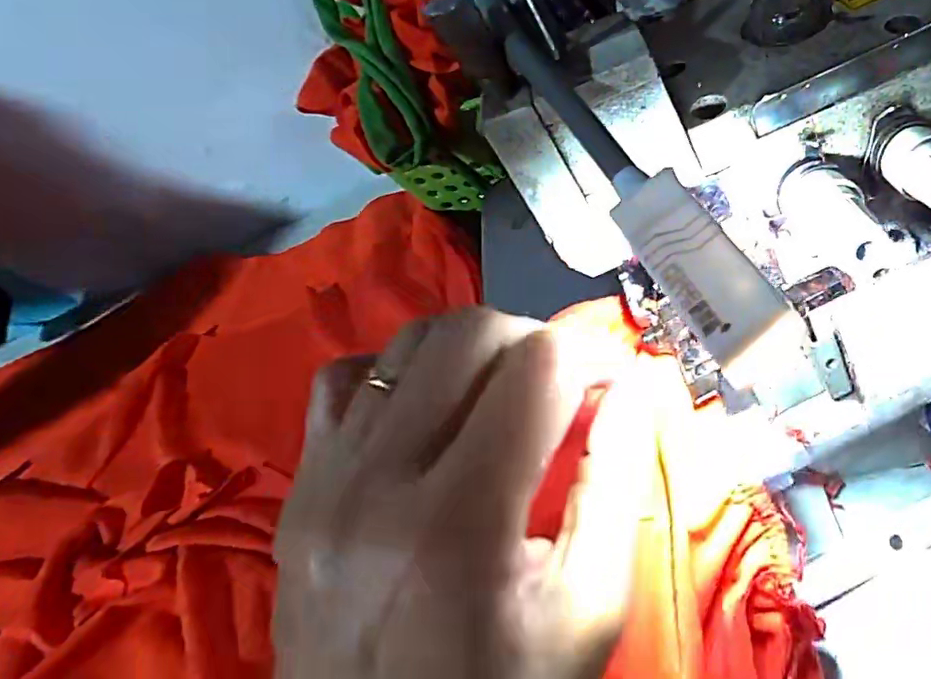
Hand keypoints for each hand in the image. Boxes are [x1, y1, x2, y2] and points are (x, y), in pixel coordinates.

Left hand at [273, 308, 653, 678]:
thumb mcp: (592, 598)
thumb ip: (618, 474)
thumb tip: (632, 384)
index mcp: (458, 520)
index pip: (540, 365)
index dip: (597, 355)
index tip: (617, 385)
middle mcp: (375, 486)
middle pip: (472, 332)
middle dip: (539, 341)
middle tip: (567, 386)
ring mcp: (322, 486)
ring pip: (411, 341)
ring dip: (480, 349)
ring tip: (509, 392)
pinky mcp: (298, 493)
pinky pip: (346, 378)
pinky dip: (404, 372)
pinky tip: (436, 410)